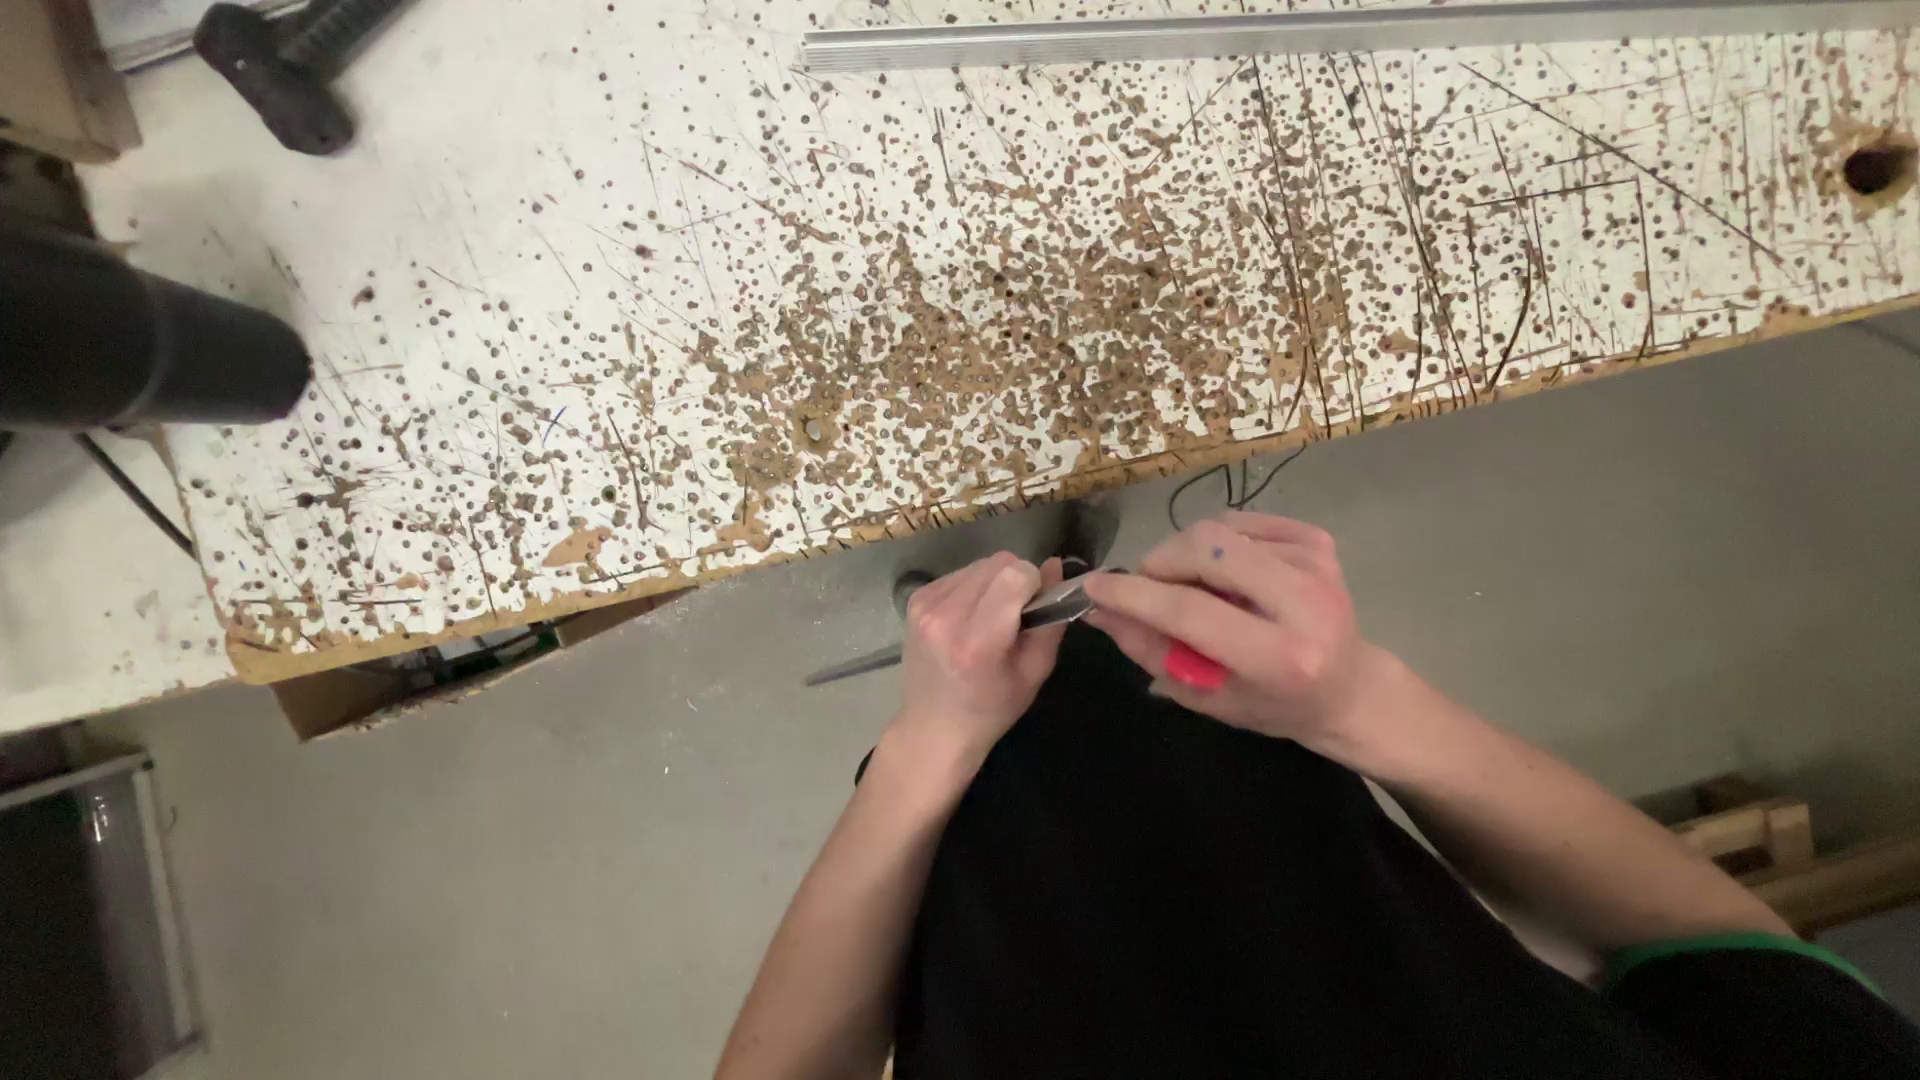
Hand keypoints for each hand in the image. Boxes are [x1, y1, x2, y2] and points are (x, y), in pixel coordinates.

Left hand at [891, 552, 1065, 768]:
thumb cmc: (990, 709)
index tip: (1035, 608)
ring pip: (979, 564)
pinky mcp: (916, 599)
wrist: (934, 727)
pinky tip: (971, 616)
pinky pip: (959, 574)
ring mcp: (925, 605)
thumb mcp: (1035, 672)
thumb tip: (1055, 567)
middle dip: (1016, 580)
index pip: (1015, 574)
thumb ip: (1050, 619)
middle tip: (1016, 615)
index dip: (1034, 584)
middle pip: (998, 562)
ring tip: (992, 617)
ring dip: (994, 582)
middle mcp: (945, 616)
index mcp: (977, 641)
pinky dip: (974, 587)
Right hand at [1080, 512, 1399, 755]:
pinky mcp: (1317, 540)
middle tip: (1147, 588)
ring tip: (1193, 588)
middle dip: (1159, 562)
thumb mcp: (1203, 695)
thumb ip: (1149, 650)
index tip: (1092, 586)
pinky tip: (1224, 575)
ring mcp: (1316, 563)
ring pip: (1217, 530)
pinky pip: (1237, 522)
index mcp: (1281, 657)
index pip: (1191, 610)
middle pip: (1206, 549)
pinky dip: (1214, 545)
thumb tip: (1099, 609)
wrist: (1349, 688)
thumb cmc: (1270, 704)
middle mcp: (1306, 602)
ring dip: (1185, 555)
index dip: (1134, 595)